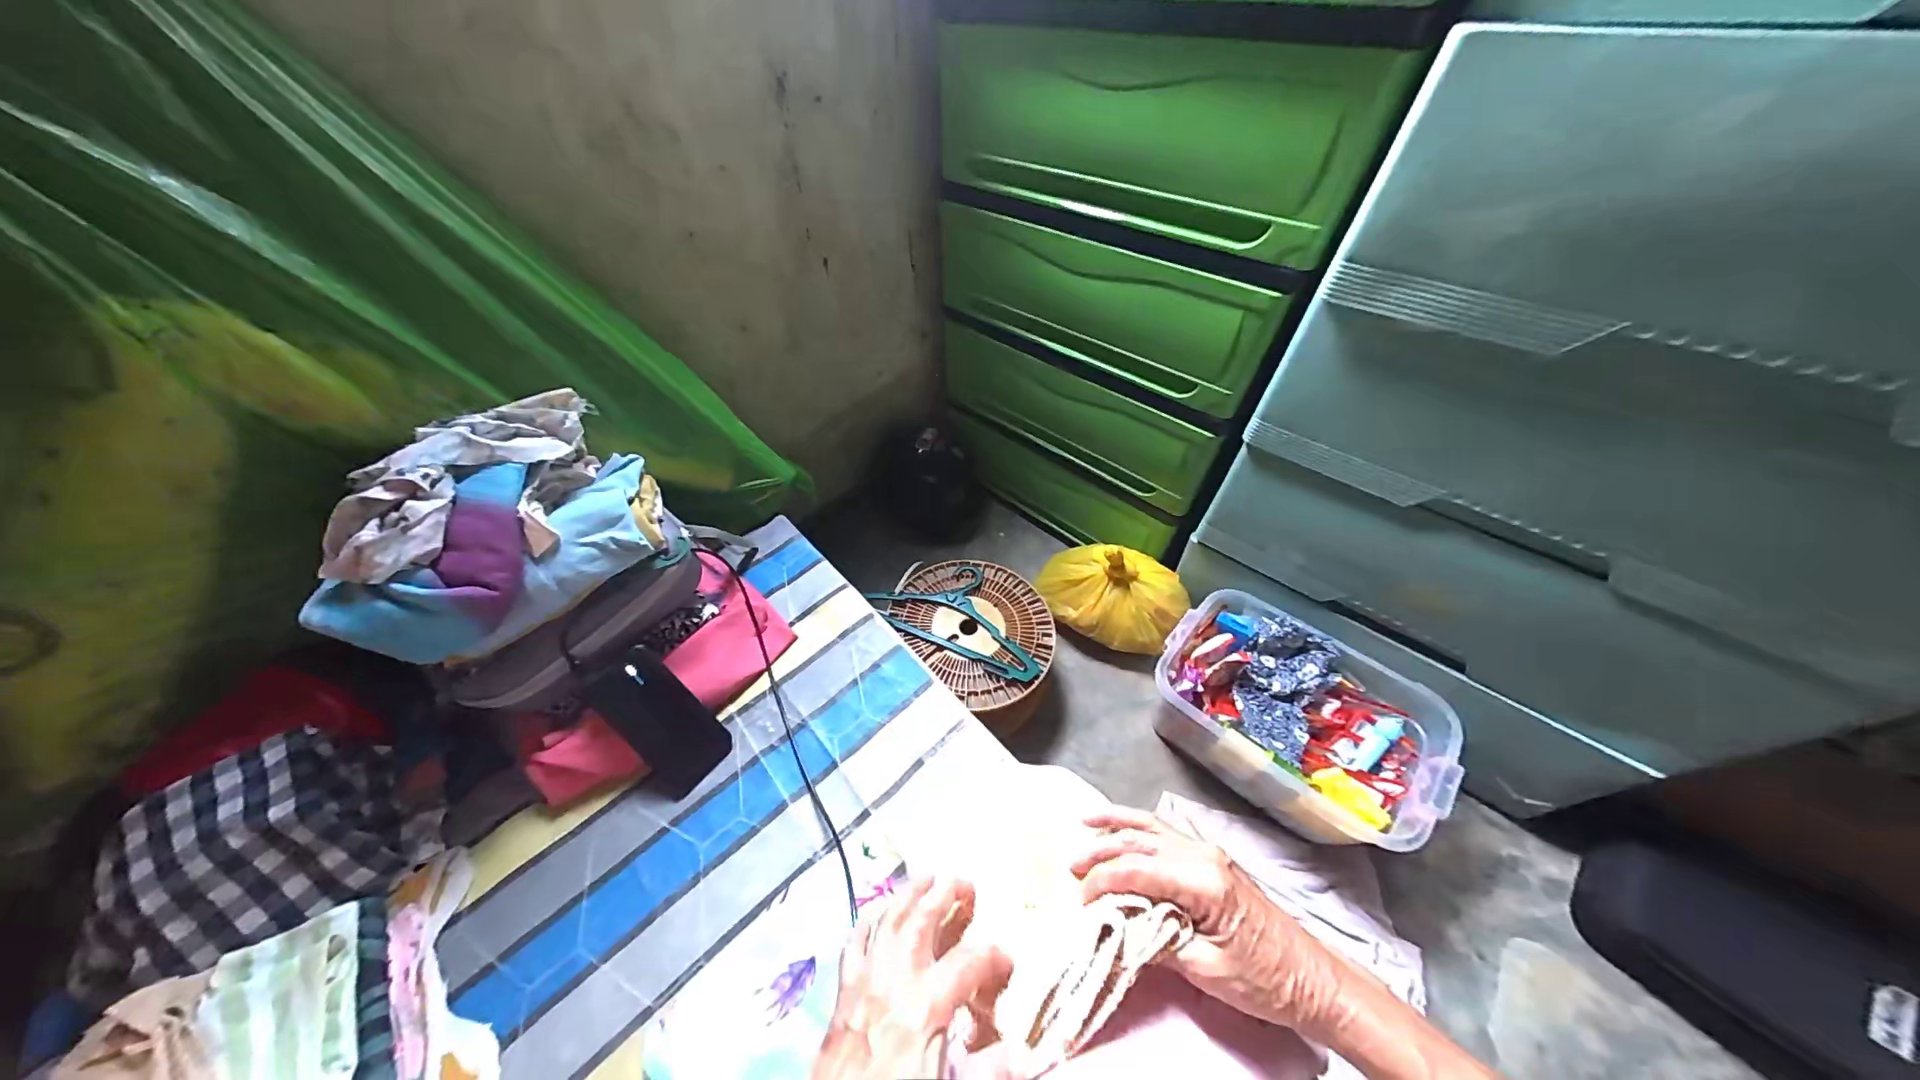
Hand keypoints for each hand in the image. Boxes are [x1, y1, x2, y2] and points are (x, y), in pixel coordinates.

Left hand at [812, 876, 1011, 1079]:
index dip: (993, 957)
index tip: (1007, 962)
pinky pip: (855, 945)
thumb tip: (1020, 1055)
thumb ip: (986, 1073)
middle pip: (922, 924)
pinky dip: (867, 923)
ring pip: (888, 924)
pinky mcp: (843, 995)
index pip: (969, 964)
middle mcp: (895, 983)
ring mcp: (865, 984)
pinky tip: (876, 912)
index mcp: (926, 1007)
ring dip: (907, 897)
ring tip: (924, 878)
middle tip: (962, 881)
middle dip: (944, 897)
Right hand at [1069, 806, 1347, 1037]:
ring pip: (1151, 828)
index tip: (1082, 901)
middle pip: (1140, 842)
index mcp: (1203, 881)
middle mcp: (1203, 855)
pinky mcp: (1210, 858)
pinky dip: (1139, 825)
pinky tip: (1123, 825)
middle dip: (1102, 852)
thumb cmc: (1264, 981)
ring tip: (1084, 828)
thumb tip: (1116, 927)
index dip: (1103, 882)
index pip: (1137, 870)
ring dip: (1116, 829)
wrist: (1312, 979)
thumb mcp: (1205, 969)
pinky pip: (1166, 832)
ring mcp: (1208, 851)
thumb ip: (1157, 941)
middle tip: (1072, 870)